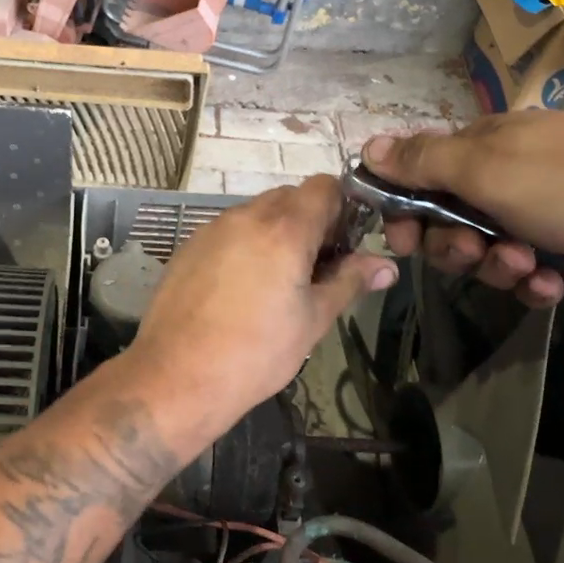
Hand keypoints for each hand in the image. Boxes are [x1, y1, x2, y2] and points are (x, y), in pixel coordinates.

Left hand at [129, 175, 397, 411]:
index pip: (324, 187)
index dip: (342, 207)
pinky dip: (245, 246)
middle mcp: (246, 216)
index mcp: (284, 228)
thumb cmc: (257, 352)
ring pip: (256, 213)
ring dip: (276, 234)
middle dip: (310, 222)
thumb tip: (386, 265)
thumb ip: (349, 282)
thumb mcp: (313, 320)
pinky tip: (243, 289)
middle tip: (318, 268)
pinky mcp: (189, 246)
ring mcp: (212, 228)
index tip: (347, 243)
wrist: (177, 375)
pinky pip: (228, 231)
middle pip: (289, 197)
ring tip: (280, 283)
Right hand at [363, 110, 563, 300]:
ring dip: (498, 268)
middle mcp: (505, 174)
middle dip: (455, 246)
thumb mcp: (488, 169)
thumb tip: (367, 147)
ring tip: (531, 268)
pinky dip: (536, 282)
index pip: (417, 176)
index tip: (402, 240)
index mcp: (481, 146)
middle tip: (477, 253)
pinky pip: (532, 271)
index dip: (404, 210)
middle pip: (448, 219)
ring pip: (489, 251)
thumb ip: (424, 162)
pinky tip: (555, 286)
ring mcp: (543, 209)